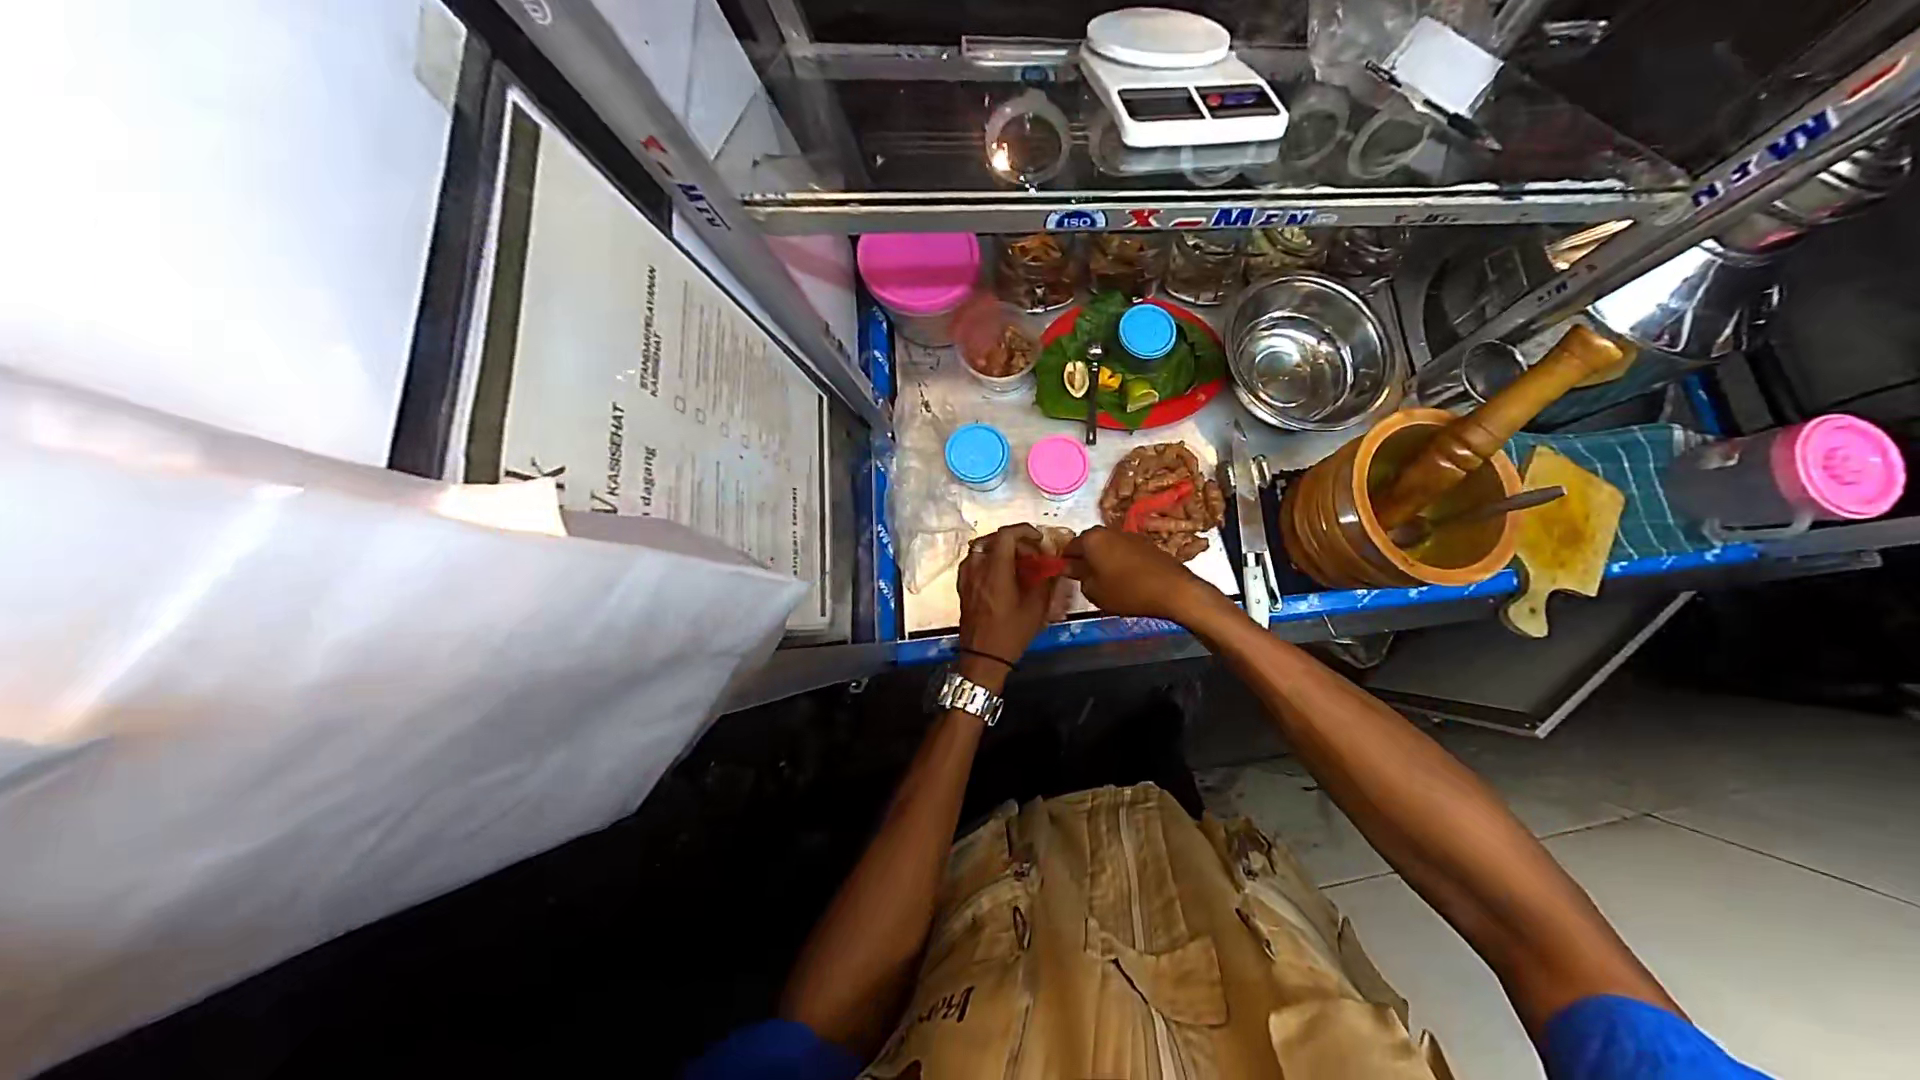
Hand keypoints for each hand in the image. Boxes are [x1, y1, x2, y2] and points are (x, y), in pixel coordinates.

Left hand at [956, 524, 1064, 672]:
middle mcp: (977, 570)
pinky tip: (1000, 574)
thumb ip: (1045, 581)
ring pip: (980, 549)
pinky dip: (988, 560)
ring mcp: (966, 578)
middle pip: (992, 539)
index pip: (1006, 535)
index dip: (1024, 531)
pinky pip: (973, 562)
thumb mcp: (1036, 608)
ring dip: (999, 549)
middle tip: (1030, 554)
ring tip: (1016, 562)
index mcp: (995, 572)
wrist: (983, 657)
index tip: (1038, 539)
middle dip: (1014, 541)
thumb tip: (1052, 564)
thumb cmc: (1011, 634)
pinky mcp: (962, 587)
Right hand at [1063, 526, 1221, 622]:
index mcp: (1091, 538)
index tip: (1065, 575)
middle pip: (1088, 544)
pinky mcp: (1146, 544)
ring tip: (1106, 582)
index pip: (1068, 547)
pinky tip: (1125, 580)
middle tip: (1085, 580)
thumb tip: (1071, 567)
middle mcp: (1108, 530)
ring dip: (1103, 560)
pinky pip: (1124, 551)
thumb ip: (1078, 576)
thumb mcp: (1094, 591)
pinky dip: (1120, 562)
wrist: (1173, 590)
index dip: (1064, 562)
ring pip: (1107, 547)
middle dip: (1084, 559)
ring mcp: (1129, 535)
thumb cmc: (1128, 591)